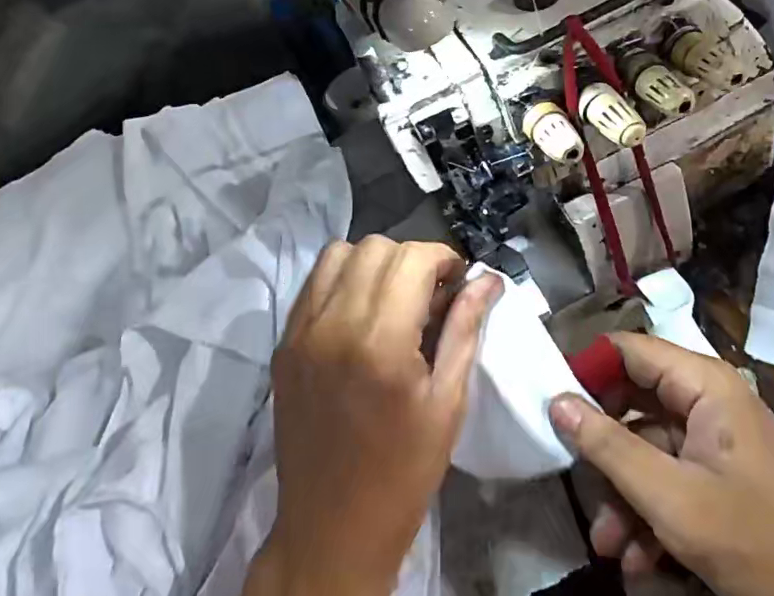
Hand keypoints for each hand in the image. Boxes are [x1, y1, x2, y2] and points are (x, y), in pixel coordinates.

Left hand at [247, 236, 501, 595]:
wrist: (331, 527)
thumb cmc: (403, 472)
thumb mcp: (447, 403)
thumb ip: (466, 328)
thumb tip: (489, 279)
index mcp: (380, 341)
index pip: (412, 258)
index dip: (444, 258)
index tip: (458, 281)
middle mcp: (333, 323)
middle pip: (375, 247)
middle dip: (411, 259)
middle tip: (431, 295)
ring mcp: (301, 330)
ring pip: (339, 253)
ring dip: (373, 262)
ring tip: (394, 299)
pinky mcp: (284, 342)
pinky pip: (314, 283)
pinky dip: (342, 279)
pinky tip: (361, 312)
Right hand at [549, 333, 773, 595]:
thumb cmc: (758, 540)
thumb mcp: (672, 497)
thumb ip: (608, 446)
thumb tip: (556, 400)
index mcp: (704, 384)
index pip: (628, 350)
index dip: (587, 370)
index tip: (552, 403)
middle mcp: (709, 401)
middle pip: (634, 402)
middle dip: (604, 451)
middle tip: (575, 481)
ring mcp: (718, 442)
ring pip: (648, 449)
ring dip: (624, 496)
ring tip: (610, 546)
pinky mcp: (724, 479)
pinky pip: (672, 479)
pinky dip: (650, 513)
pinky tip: (639, 560)